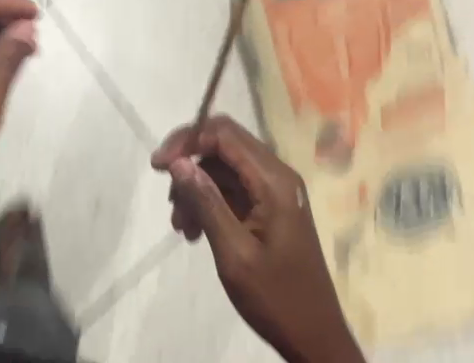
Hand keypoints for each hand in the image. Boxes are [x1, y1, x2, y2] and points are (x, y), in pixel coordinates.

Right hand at [151, 116, 359, 362]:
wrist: (315, 339)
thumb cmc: (276, 297)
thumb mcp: (234, 253)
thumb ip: (206, 202)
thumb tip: (178, 162)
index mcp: (273, 180)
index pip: (223, 133)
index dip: (187, 140)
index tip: (159, 167)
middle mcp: (277, 176)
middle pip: (223, 145)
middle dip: (189, 164)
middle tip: (168, 197)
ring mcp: (275, 192)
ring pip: (224, 168)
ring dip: (197, 187)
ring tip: (181, 226)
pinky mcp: (271, 208)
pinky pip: (234, 189)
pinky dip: (210, 202)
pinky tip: (195, 231)